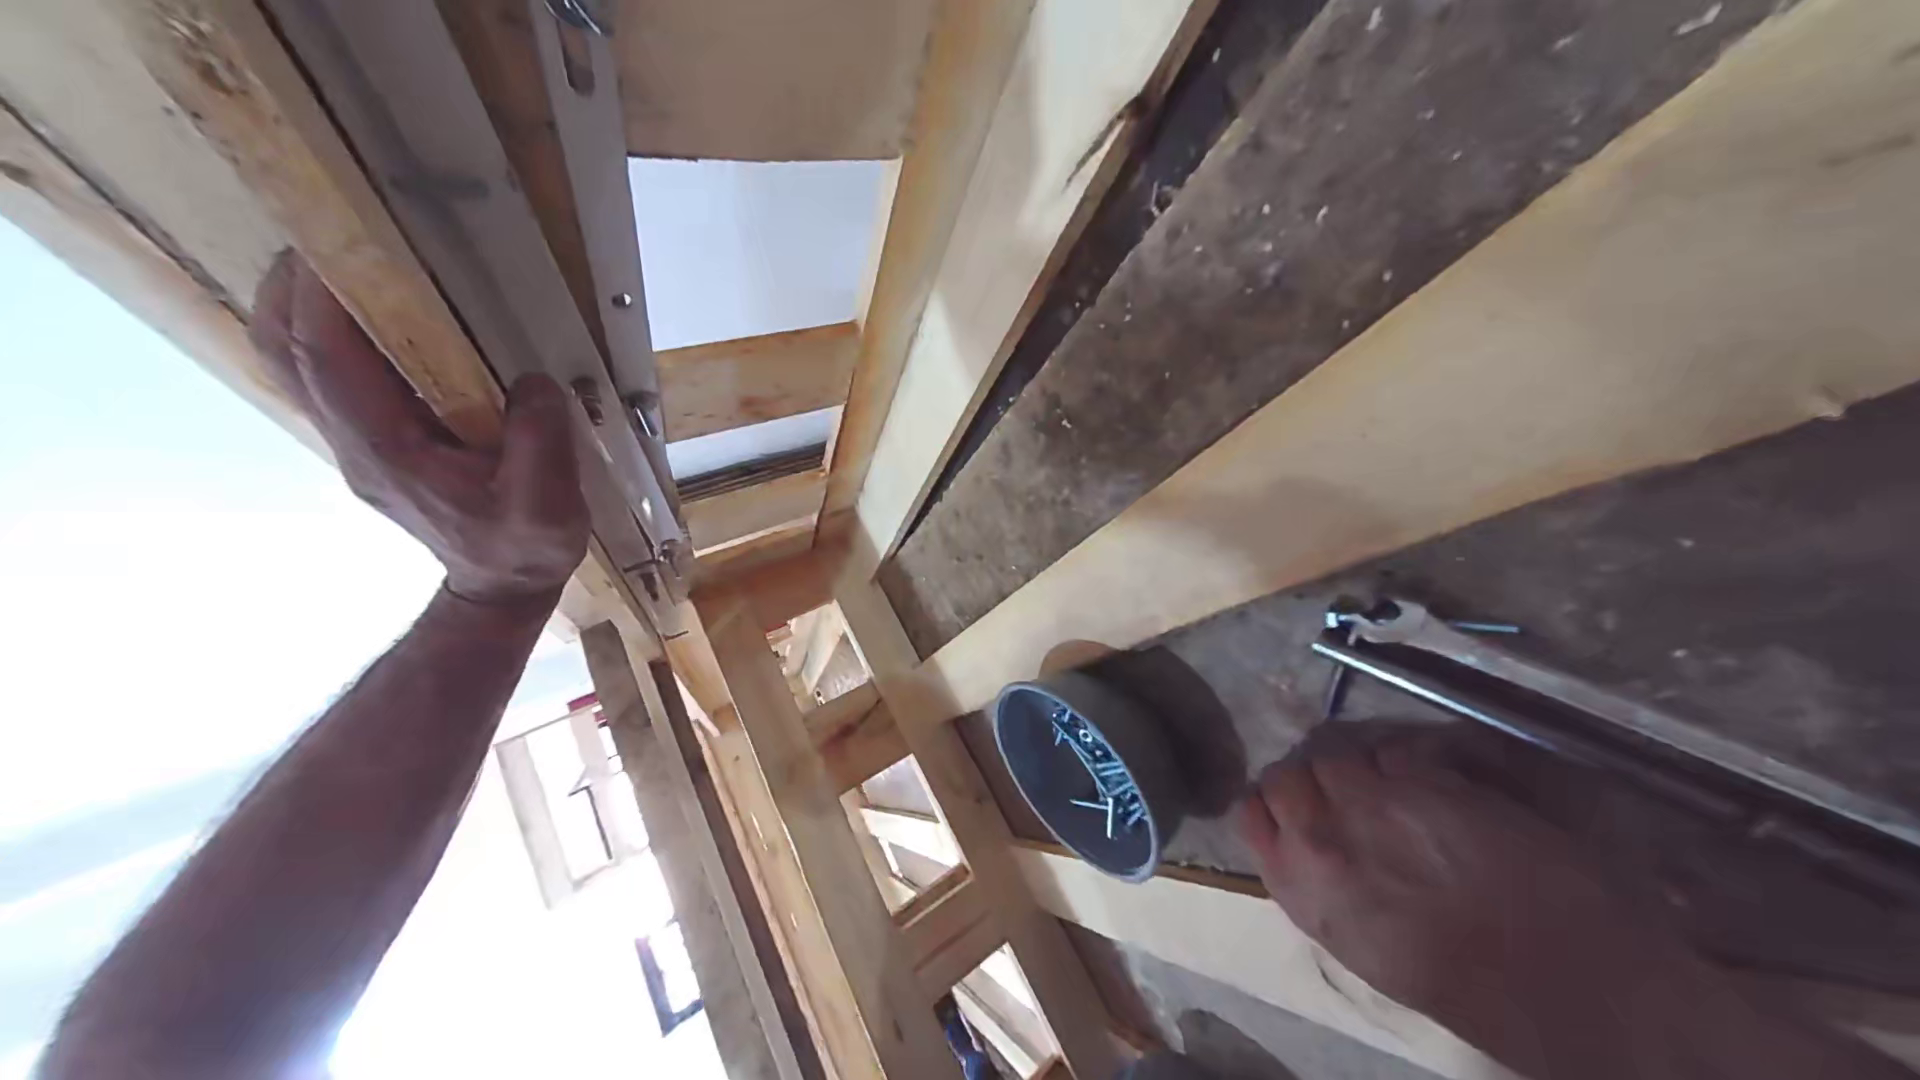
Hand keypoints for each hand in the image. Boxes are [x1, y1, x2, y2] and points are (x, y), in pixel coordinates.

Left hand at [250, 251, 588, 603]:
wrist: (501, 586)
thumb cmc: (523, 549)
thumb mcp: (548, 505)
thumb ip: (541, 441)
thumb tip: (535, 381)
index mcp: (389, 452)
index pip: (327, 360)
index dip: (323, 294)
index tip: (345, 237)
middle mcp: (356, 443)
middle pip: (287, 351)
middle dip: (295, 285)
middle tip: (337, 235)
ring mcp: (359, 444)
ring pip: (299, 362)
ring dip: (308, 305)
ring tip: (352, 263)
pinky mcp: (377, 445)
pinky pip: (332, 378)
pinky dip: (337, 335)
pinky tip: (381, 319)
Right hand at [1237, 727, 1688, 1037]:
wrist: (1572, 987)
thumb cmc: (1462, 981)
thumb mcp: (1355, 943)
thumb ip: (1309, 881)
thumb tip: (1292, 835)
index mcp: (1301, 888)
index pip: (1251, 809)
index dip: (1273, 802)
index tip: (1297, 805)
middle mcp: (1321, 840)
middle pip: (1286, 773)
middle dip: (1312, 779)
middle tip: (1347, 793)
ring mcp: (1371, 807)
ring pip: (1336, 753)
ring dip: (1359, 767)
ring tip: (1392, 788)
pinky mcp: (1426, 784)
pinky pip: (1392, 750)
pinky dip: (1407, 761)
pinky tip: (1432, 787)